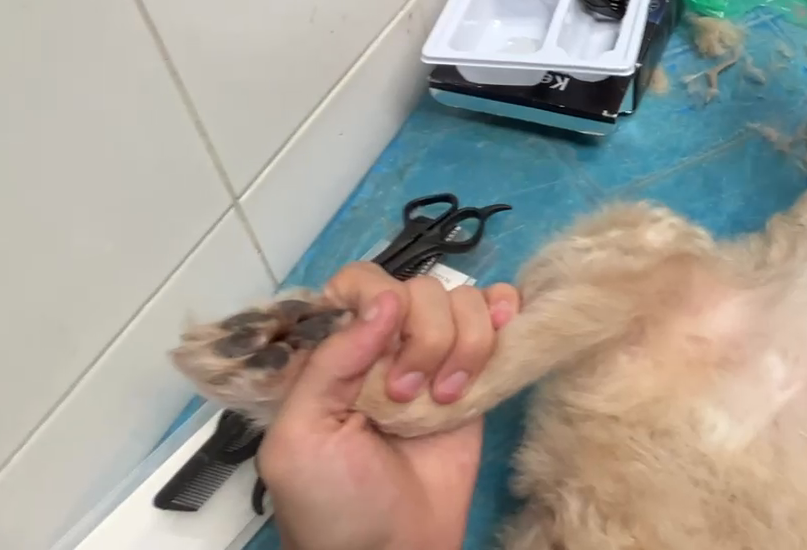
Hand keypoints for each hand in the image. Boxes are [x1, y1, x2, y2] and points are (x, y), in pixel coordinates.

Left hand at [258, 264, 520, 549]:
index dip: (377, 297)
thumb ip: (328, 366)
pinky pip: (502, 307)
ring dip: (466, 343)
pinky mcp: (483, 361)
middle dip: (425, 337)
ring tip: (447, 396)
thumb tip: (385, 299)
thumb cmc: (336, 503)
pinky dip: (507, 316)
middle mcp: (389, 341)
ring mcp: (440, 348)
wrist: (401, 545)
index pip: (359, 283)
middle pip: (421, 287)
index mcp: (336, 352)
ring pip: (466, 298)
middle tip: (409, 393)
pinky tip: (499, 348)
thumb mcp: (299, 442)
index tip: (384, 338)